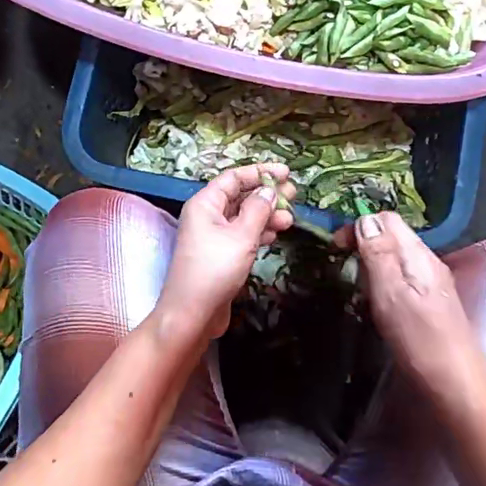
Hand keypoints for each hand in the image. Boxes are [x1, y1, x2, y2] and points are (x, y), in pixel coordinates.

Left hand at [151, 163, 294, 344]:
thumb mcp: (241, 236)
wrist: (192, 313)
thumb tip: (268, 190)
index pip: (233, 177)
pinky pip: (241, 235)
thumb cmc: (214, 269)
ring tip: (289, 219)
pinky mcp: (220, 255)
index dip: (260, 172)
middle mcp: (206, 216)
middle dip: (266, 194)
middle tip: (293, 195)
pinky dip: (258, 232)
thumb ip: (258, 209)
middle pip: (239, 196)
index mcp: (205, 204)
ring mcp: (212, 236)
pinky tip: (275, 235)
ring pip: (243, 217)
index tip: (286, 173)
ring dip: (266, 216)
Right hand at [340, 211, 480, 389]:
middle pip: (392, 237)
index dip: (358, 226)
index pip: (387, 220)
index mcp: (418, 255)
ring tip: (355, 286)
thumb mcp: (391, 293)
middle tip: (342, 267)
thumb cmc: (419, 339)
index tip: (336, 248)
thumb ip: (379, 254)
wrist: (455, 386)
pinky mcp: (429, 305)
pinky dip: (382, 284)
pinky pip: (400, 280)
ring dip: (371, 265)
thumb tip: (365, 219)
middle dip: (363, 244)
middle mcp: (428, 263)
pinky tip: (374, 304)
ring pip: (395, 259)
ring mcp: (431, 285)